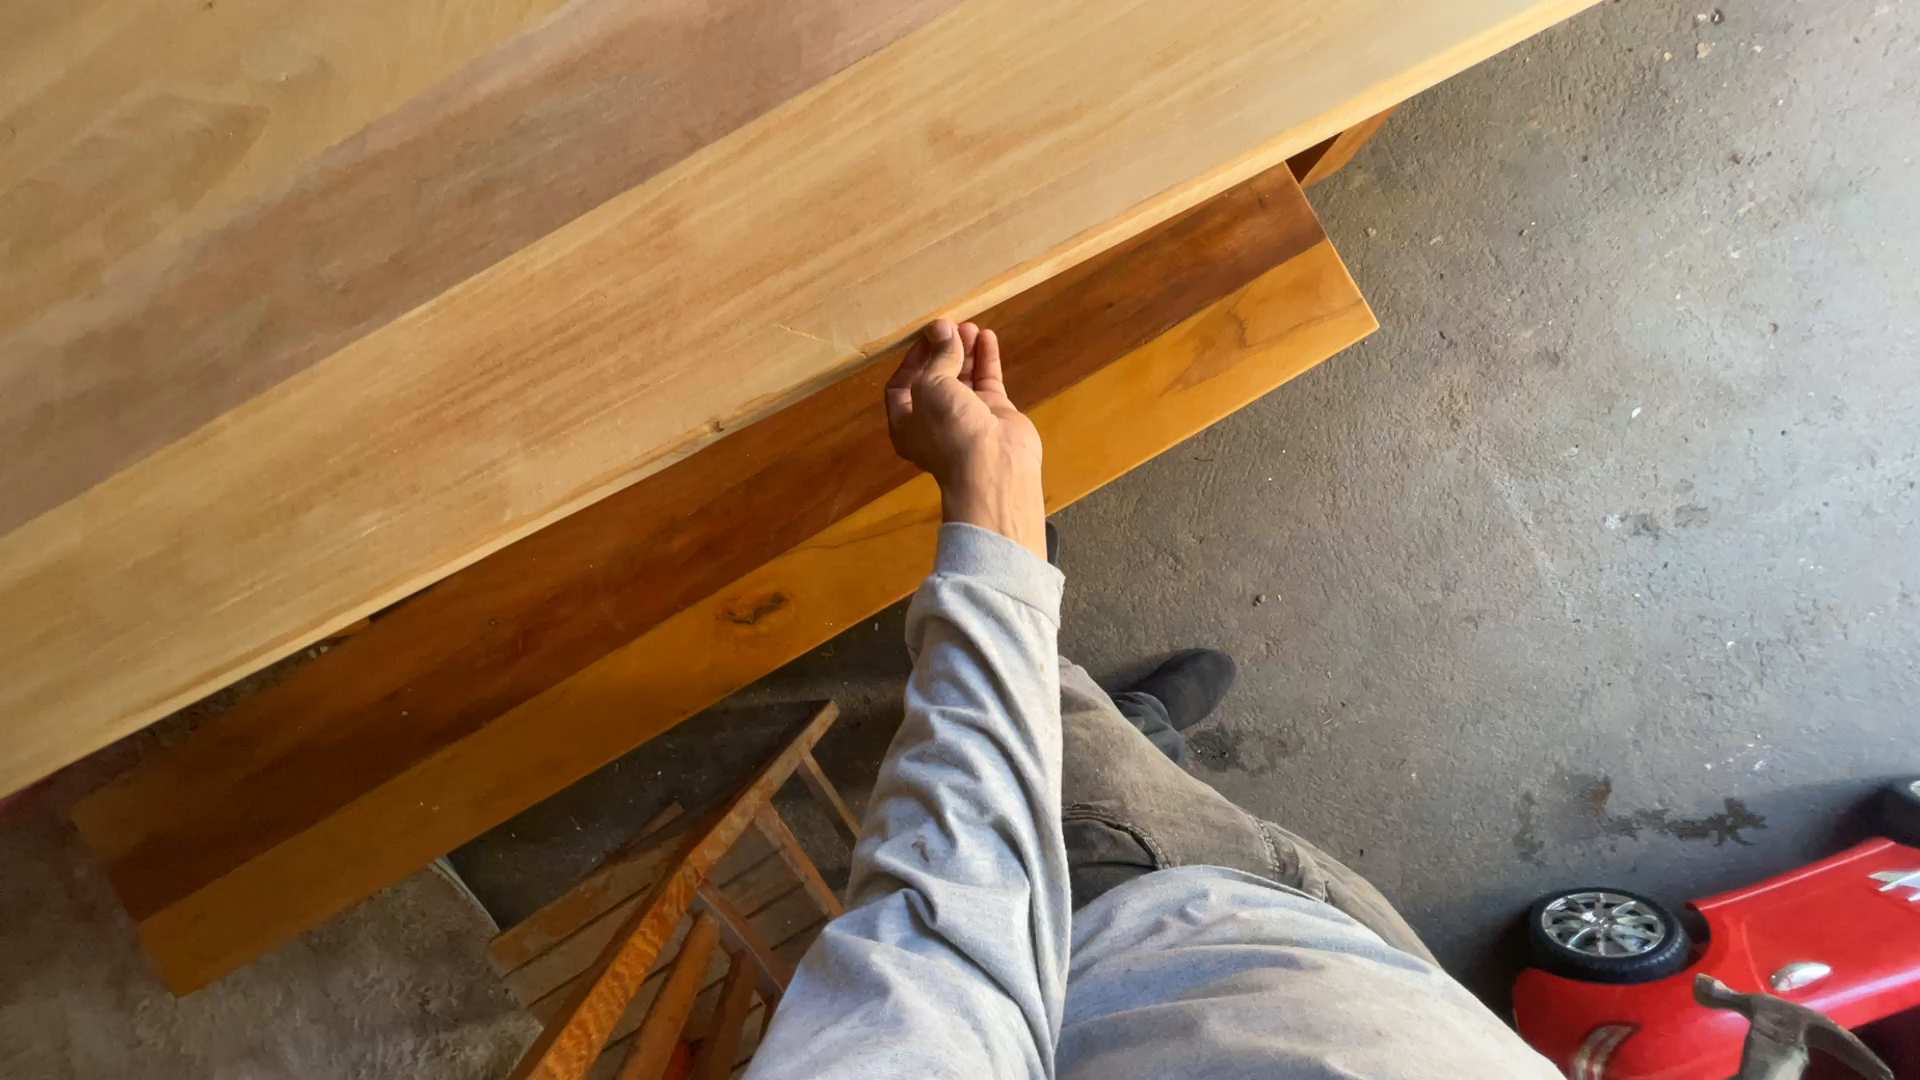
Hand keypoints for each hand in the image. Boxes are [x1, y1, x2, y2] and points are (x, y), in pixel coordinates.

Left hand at [885, 319, 1046, 559]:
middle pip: (935, 379)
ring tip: (971, 328)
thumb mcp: (931, 386)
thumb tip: (944, 328)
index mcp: (907, 425)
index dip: (911, 359)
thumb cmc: (949, 429)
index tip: (927, 336)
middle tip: (952, 326)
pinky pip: (988, 381)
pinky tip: (987, 337)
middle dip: (942, 351)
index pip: (901, 386)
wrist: (993, 465)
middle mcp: (935, 423)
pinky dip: (986, 359)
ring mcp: (967, 418)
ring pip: (963, 378)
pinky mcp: (994, 414)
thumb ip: (938, 356)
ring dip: (965, 352)